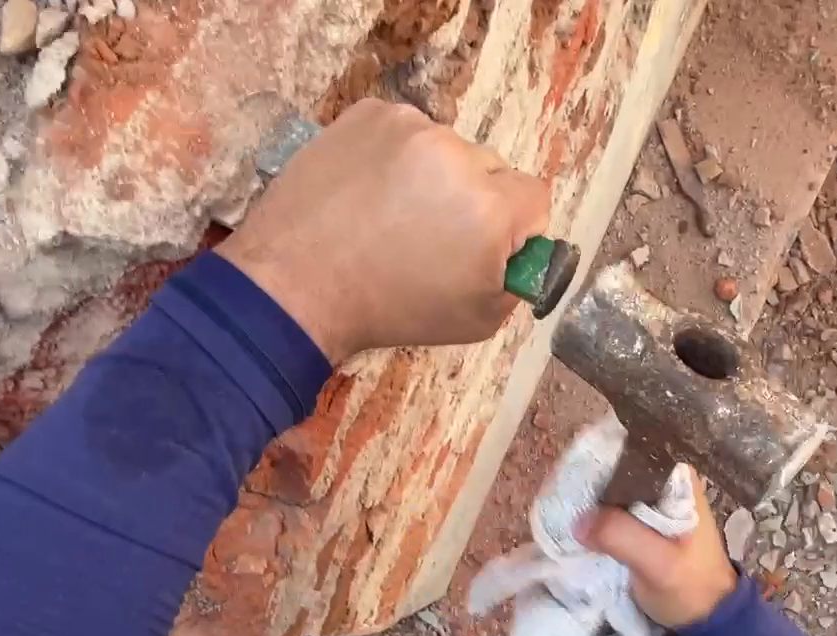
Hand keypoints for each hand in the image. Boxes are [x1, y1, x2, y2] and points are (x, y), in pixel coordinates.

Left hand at [217, 100, 551, 361]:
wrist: (300, 283)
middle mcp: (456, 154)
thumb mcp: (479, 321)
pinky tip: (373, 195)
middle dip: (479, 203)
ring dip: (439, 179)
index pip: (536, 198)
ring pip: (450, 151)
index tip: (489, 250)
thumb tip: (521, 254)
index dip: (519, 230)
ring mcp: (410, 126)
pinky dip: (400, 161)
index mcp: (490, 208)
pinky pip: (407, 134)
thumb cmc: (394, 311)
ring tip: (396, 218)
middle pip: (494, 171)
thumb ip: (516, 282)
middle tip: (438, 240)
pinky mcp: (370, 114)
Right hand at [578, 471, 738, 627]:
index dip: (594, 469)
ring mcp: (653, 501)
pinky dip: (595, 520)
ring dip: (588, 506)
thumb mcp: (658, 564)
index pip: (626, 457)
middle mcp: (664, 481)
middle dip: (587, 488)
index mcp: (677, 479)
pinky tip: (577, 529)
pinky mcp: (642, 521)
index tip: (567, 486)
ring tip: (562, 516)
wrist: (707, 616)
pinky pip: (611, 512)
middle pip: (614, 473)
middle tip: (560, 505)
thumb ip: (621, 536)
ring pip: (610, 493)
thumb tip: (578, 520)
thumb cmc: (691, 587)